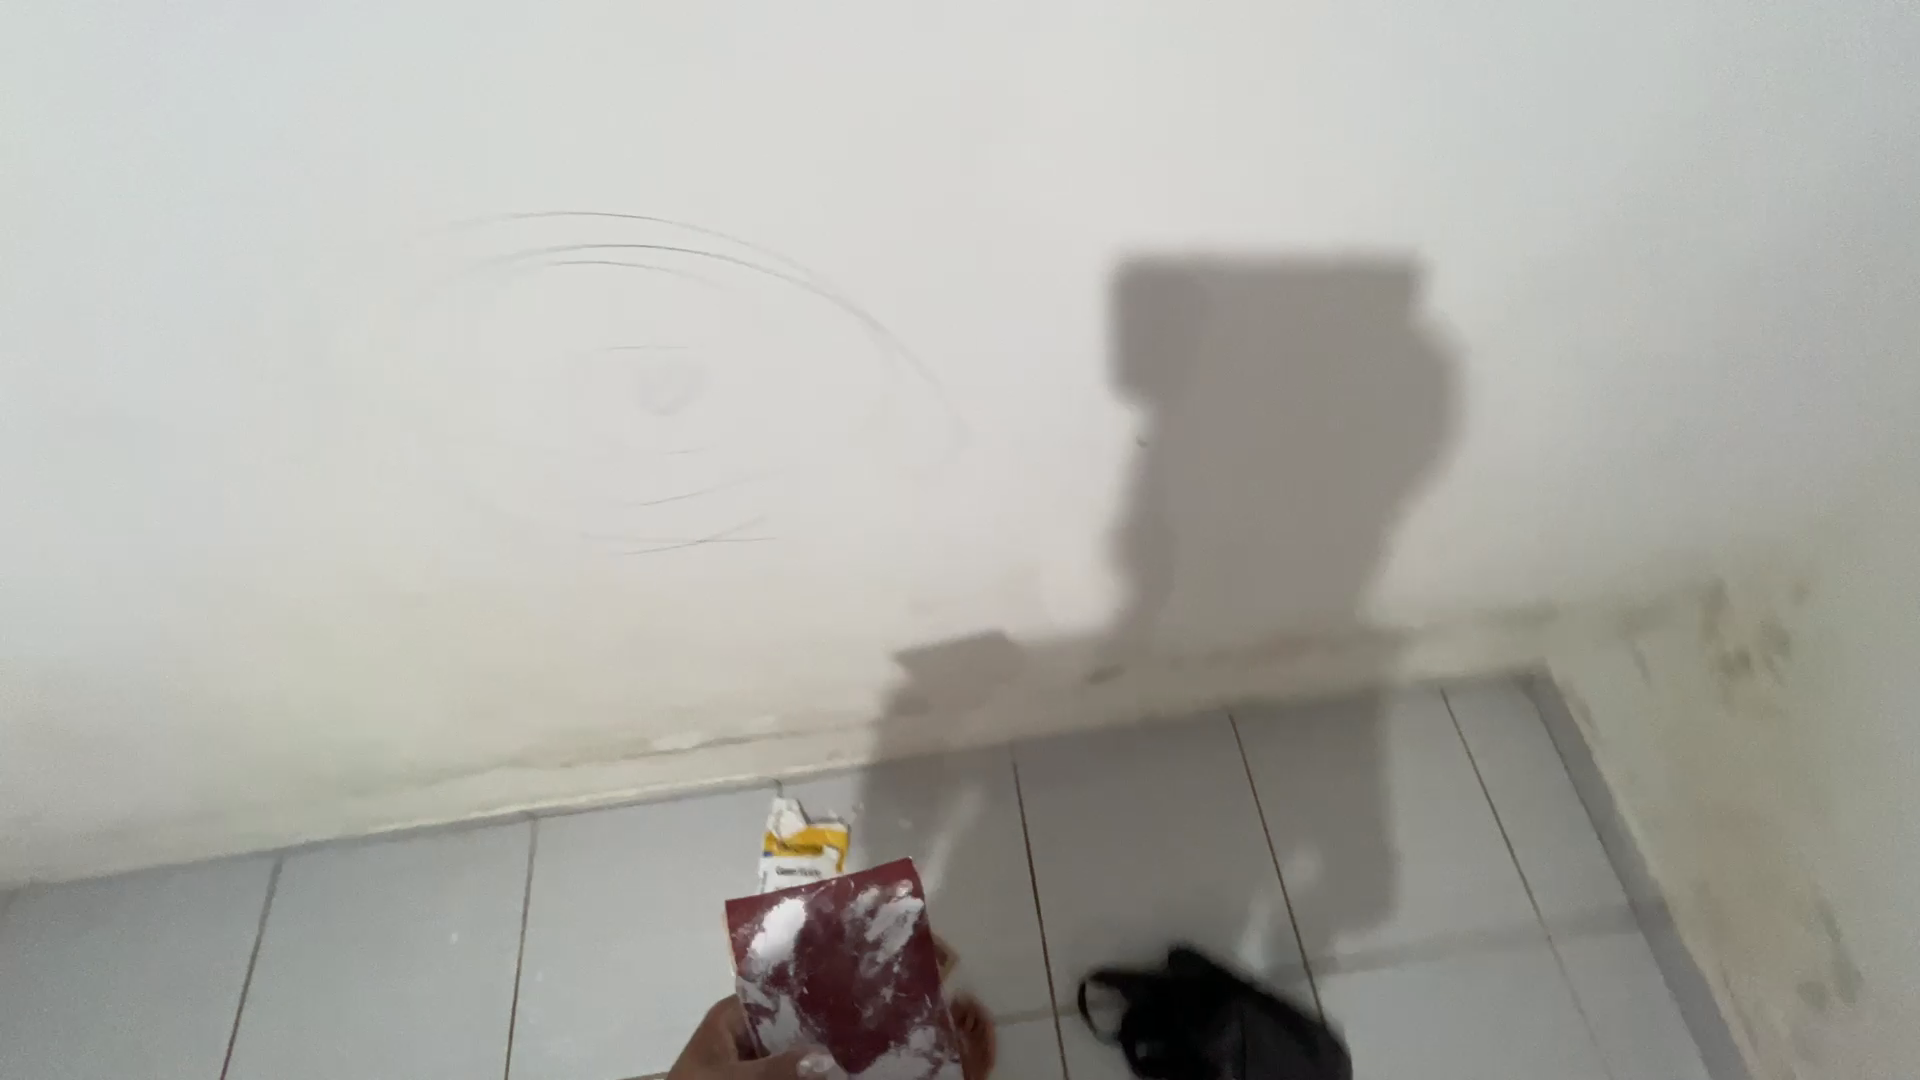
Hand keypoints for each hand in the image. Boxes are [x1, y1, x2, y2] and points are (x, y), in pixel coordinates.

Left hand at [666, 997, 839, 1079]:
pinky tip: (833, 1070)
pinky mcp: (750, 1077)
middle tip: (857, 1027)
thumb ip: (778, 1070)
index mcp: (731, 1015)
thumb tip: (828, 1058)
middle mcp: (741, 1032)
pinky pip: (781, 1072)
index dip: (810, 993)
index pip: (777, 991)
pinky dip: (799, 1073)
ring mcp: (746, 1060)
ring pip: (788, 1052)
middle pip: (787, 1024)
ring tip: (852, 1049)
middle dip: (817, 1032)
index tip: (845, 994)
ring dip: (811, 1058)